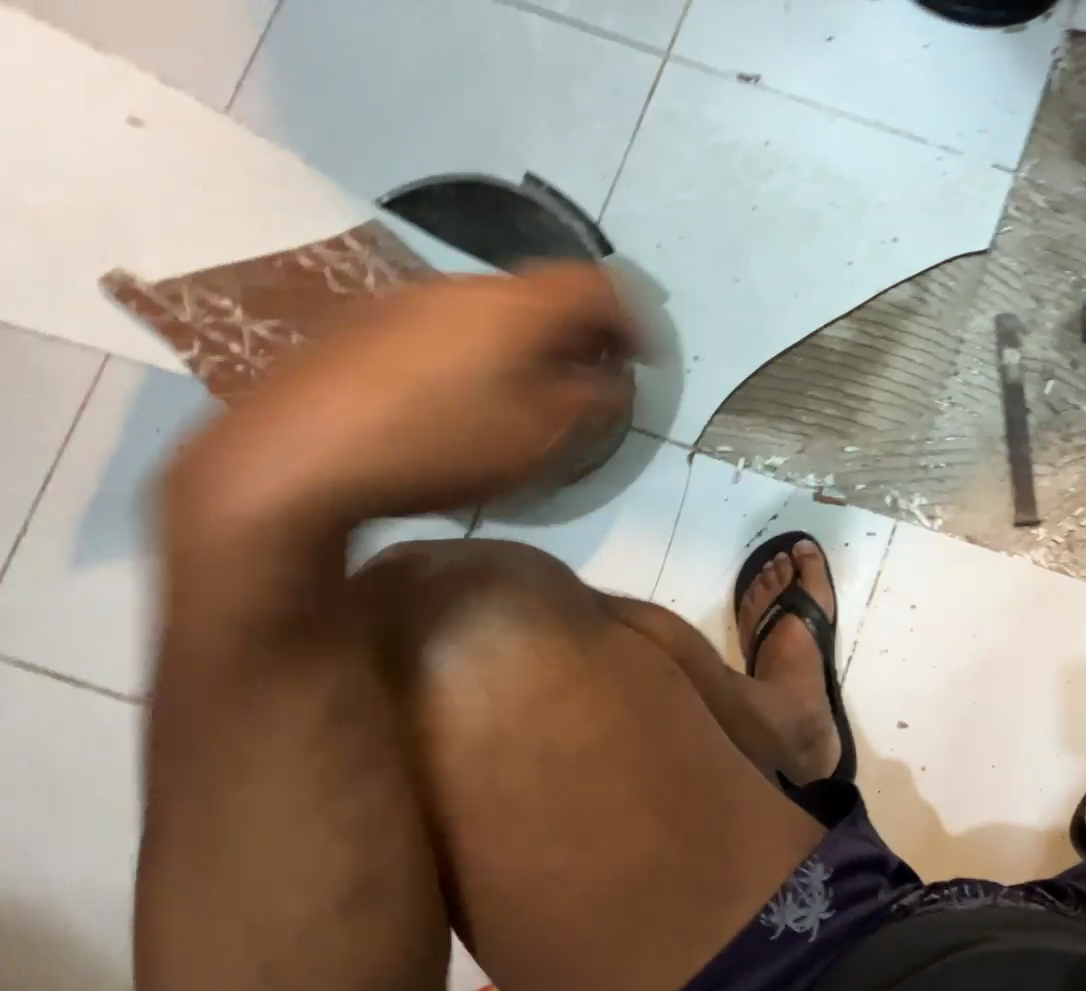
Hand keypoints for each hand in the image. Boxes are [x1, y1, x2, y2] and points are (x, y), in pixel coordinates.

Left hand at [168, 263, 639, 530]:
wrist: (292, 458)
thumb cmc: (442, 443)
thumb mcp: (544, 434)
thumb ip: (597, 400)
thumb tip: (616, 379)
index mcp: (518, 305)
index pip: (598, 284)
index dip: (633, 319)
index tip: (641, 361)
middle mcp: (463, 287)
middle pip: (543, 295)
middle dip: (580, 334)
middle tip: (592, 380)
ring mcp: (404, 301)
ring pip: (493, 313)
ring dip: (529, 345)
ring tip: (530, 395)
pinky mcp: (361, 326)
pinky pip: (446, 328)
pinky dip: (479, 354)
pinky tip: (462, 400)